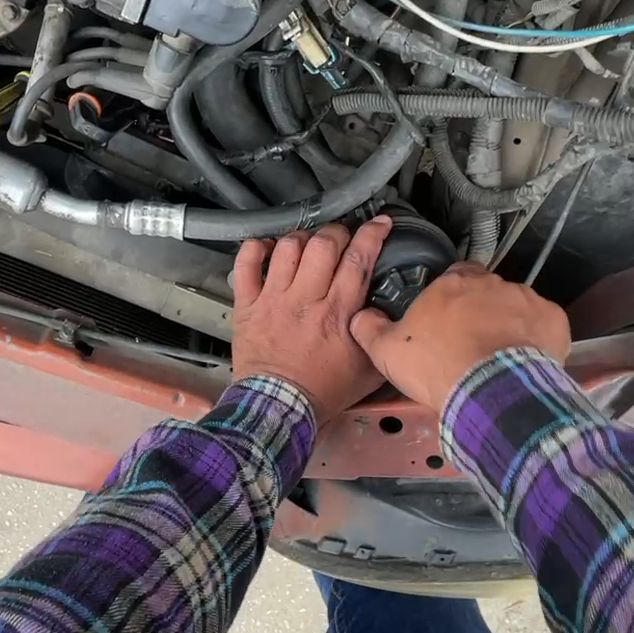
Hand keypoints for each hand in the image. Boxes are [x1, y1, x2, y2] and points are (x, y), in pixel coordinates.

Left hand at [230, 218, 393, 419]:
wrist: (279, 409)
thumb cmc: (323, 391)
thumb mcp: (368, 370)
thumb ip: (378, 337)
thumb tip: (387, 316)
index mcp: (339, 312)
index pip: (358, 259)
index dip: (371, 234)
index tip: (379, 223)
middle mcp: (306, 299)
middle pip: (324, 245)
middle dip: (337, 232)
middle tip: (341, 239)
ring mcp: (273, 299)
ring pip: (288, 248)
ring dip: (302, 238)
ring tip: (307, 244)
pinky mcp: (247, 306)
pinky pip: (246, 265)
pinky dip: (256, 249)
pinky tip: (268, 248)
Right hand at [350, 262, 569, 408]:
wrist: (489, 392)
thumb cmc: (436, 366)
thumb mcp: (387, 351)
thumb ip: (370, 328)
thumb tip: (359, 315)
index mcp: (453, 282)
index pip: (454, 275)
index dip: (451, 296)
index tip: (447, 317)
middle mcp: (492, 282)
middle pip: (487, 290)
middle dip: (481, 309)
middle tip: (471, 340)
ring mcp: (526, 299)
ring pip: (517, 306)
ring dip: (509, 324)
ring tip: (499, 355)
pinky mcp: (553, 321)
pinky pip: (544, 325)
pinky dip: (536, 338)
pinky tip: (524, 359)